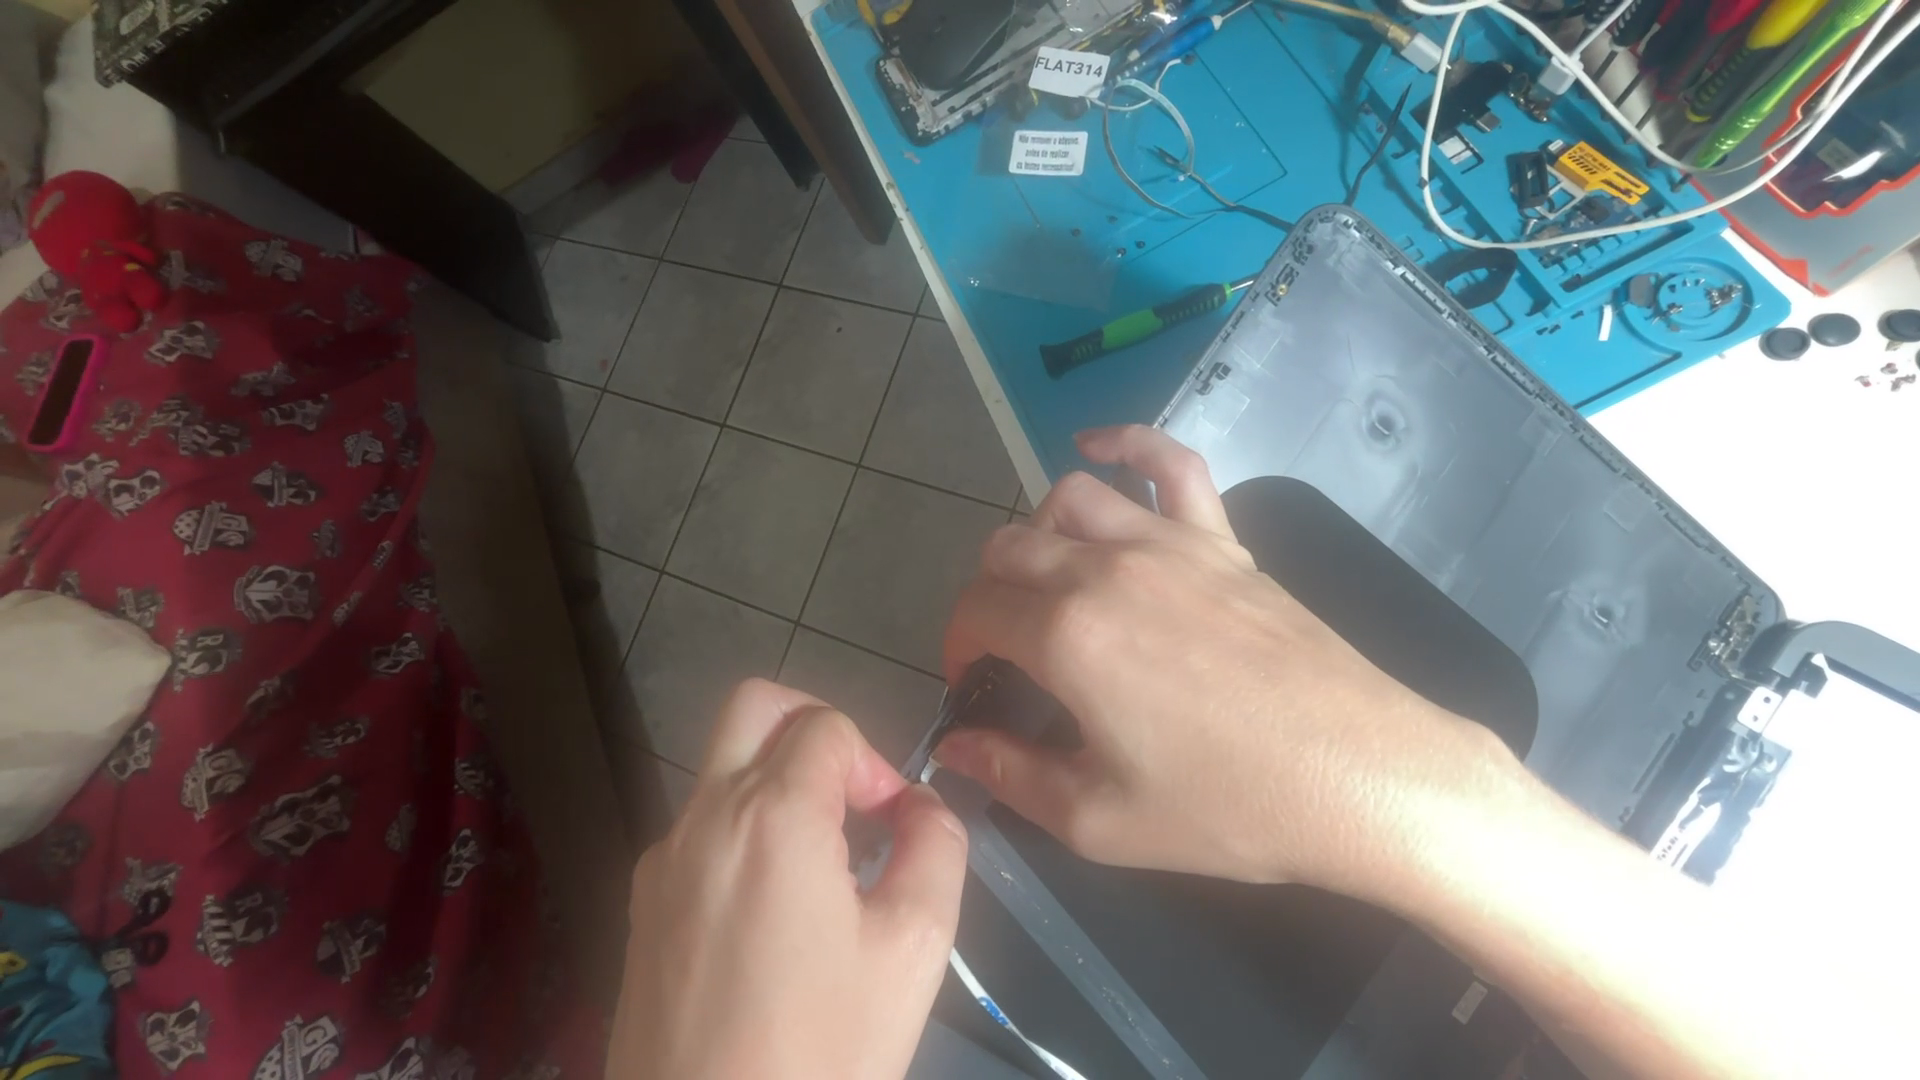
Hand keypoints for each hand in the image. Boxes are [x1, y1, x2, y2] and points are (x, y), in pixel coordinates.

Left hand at [610, 679, 967, 1079]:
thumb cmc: (821, 1052)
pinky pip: (703, 825)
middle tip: (852, 797)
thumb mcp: (915, 947)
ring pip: (727, 766)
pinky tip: (775, 911)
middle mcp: (705, 816)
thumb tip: (919, 806)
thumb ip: (936, 846)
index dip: (875, 762)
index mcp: (771, 814)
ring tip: (824, 865)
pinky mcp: (642, 902)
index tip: (893, 827)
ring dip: (783, 783)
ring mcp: (663, 857)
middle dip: (816, 728)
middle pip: (755, 706)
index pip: (827, 726)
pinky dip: (748, 829)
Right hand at [936, 425, 1512, 900]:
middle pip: (1007, 549)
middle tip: (1007, 647)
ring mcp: (1167, 543)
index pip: (976, 611)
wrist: (1359, 778)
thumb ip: (1008, 775)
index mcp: (1066, 635)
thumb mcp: (1098, 820)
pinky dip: (1126, 444)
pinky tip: (1095, 447)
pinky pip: (1169, 464)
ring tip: (1049, 578)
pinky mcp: (1219, 538)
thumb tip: (952, 747)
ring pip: (1067, 499)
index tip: (975, 684)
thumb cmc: (1226, 806)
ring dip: (1036, 533)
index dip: (959, 647)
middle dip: (988, 595)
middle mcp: (1104, 568)